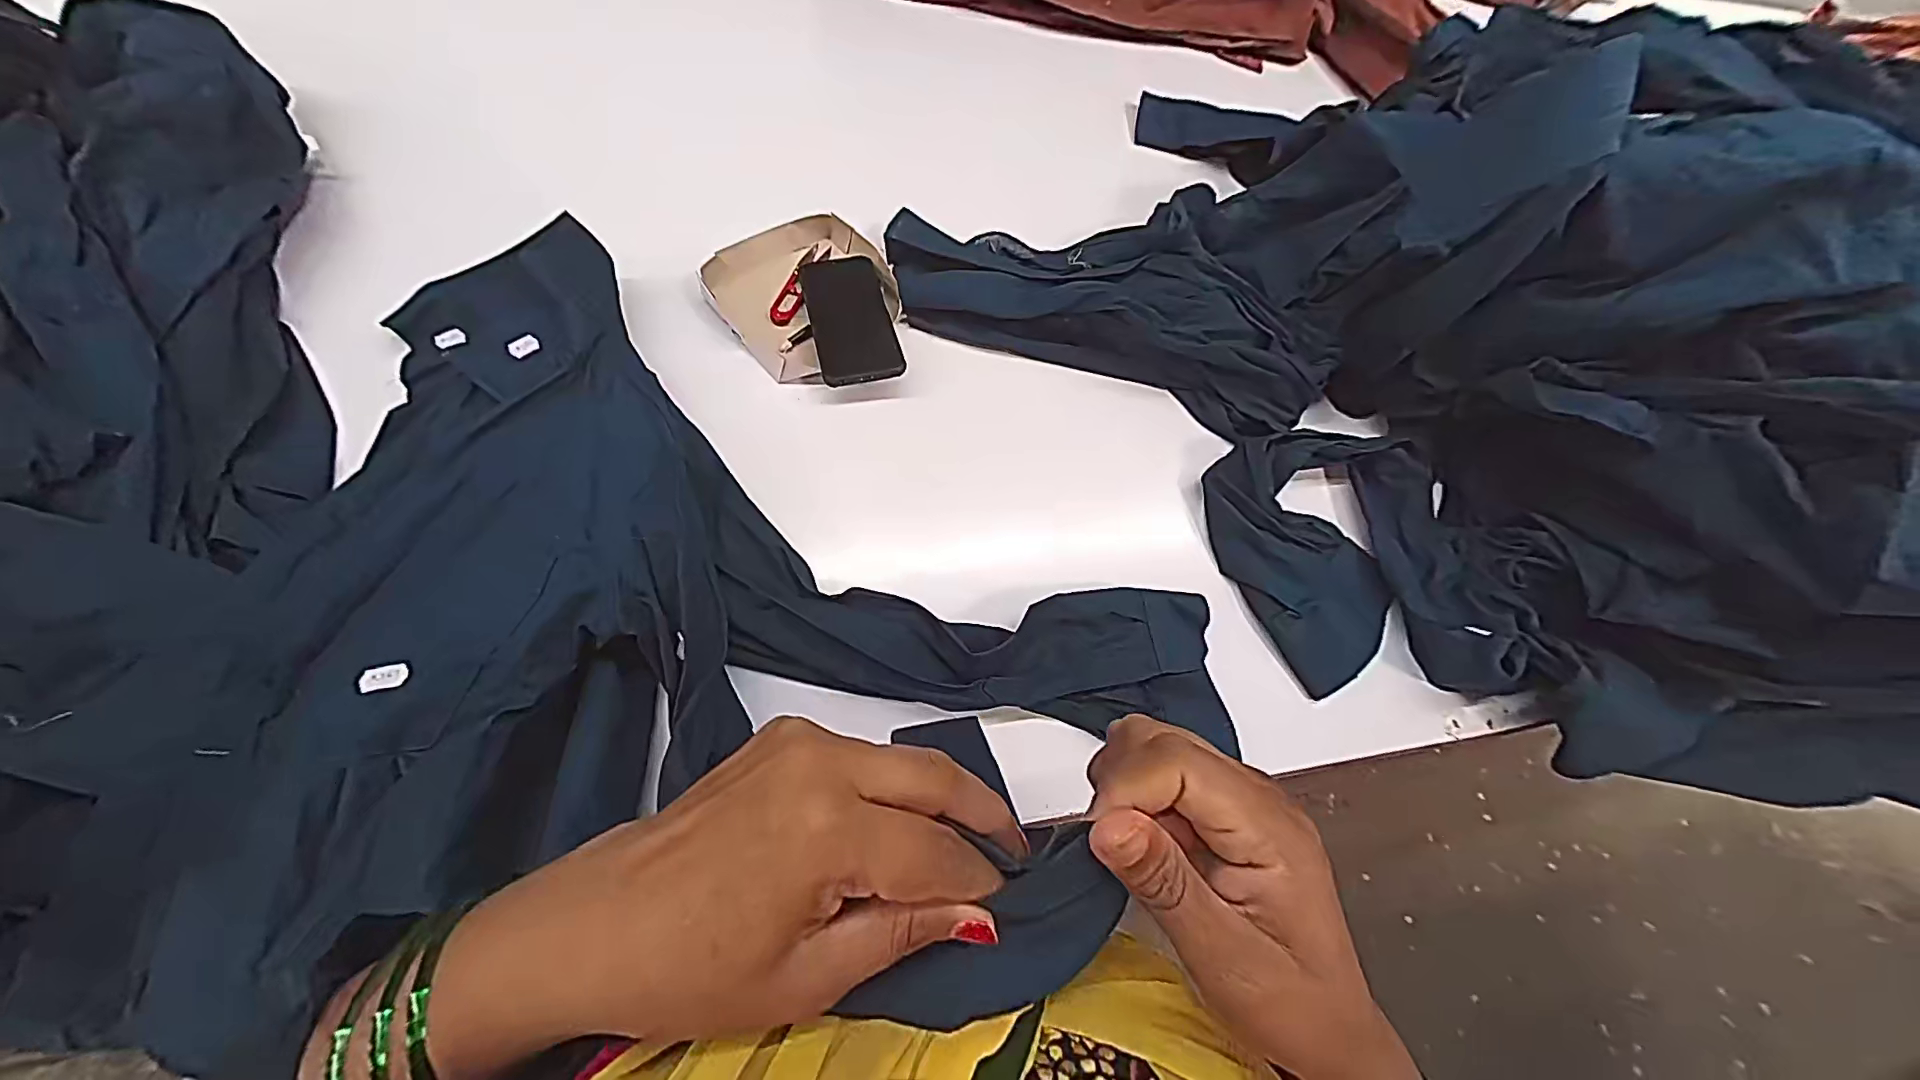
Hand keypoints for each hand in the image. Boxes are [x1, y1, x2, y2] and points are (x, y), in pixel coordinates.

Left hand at [413, 717, 1024, 1076]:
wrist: (597, 919)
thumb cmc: (692, 967)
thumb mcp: (806, 977)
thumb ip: (902, 932)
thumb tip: (980, 915)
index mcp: (827, 826)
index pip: (935, 853)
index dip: (978, 884)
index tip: (1006, 906)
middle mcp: (823, 760)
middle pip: (936, 778)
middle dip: (985, 815)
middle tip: (1015, 852)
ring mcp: (802, 737)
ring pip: (904, 760)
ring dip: (943, 798)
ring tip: (969, 842)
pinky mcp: (786, 733)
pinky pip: (865, 754)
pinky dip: (895, 786)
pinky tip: (900, 822)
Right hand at [1086, 716, 1418, 1079]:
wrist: (1325, 1032)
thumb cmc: (1292, 1006)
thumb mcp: (1222, 958)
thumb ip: (1163, 883)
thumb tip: (1107, 826)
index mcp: (1268, 825)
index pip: (1175, 760)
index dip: (1125, 788)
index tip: (1102, 837)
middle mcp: (1255, 796)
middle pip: (1161, 740)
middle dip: (1119, 782)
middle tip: (1113, 843)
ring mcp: (1236, 797)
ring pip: (1154, 746)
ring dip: (1123, 786)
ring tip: (1132, 847)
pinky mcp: (1215, 808)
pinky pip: (1157, 774)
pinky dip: (1132, 799)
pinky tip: (1145, 845)